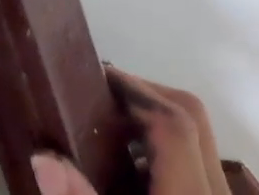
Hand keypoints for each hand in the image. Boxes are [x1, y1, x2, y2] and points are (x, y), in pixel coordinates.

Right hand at [31, 69, 232, 194]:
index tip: (88, 75)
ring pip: (196, 134)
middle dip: (139, 94)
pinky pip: (195, 158)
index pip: (174, 123)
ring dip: (150, 117)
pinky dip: (159, 146)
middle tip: (92, 95)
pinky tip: (124, 166)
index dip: (132, 89)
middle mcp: (214, 193)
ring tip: (103, 126)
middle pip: (190, 117)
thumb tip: (43, 155)